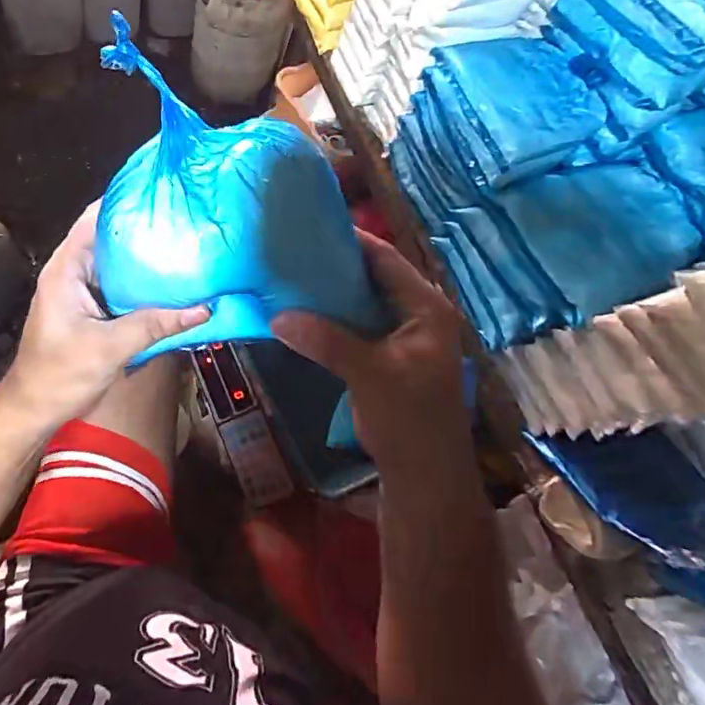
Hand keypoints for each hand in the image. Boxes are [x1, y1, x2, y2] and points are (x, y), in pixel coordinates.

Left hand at [0, 202, 207, 429]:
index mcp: (66, 271)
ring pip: (117, 264)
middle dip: (142, 229)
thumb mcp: (110, 347)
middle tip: (182, 219)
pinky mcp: (92, 310)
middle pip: (109, 239)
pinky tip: (170, 283)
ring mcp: (82, 292)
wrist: (35, 410)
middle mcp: (72, 274)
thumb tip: (203, 309)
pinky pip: (120, 287)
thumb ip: (155, 324)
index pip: (93, 220)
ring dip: (145, 258)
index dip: (123, 202)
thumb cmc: (59, 376)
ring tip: (183, 244)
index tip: (157, 192)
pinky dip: (142, 283)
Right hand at [272, 231, 469, 471]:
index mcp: (427, 309)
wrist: (425, 477)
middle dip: (336, 265)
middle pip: (374, 277)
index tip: (311, 227)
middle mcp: (418, 315)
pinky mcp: (387, 356)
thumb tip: (277, 316)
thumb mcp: (369, 375)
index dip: (352, 241)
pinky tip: (303, 315)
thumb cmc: (410, 421)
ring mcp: (403, 336)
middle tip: (294, 251)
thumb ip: (326, 341)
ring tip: (292, 277)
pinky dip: (333, 318)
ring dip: (332, 293)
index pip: (387, 260)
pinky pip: (357, 325)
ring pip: (363, 302)